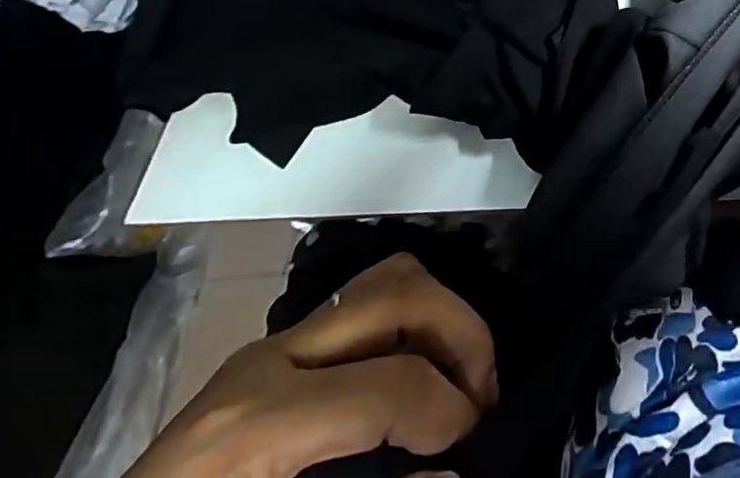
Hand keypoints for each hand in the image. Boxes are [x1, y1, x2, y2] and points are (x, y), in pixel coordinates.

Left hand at [128, 253, 496, 477]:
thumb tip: (451, 469)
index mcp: (256, 425)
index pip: (392, 385)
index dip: (452, 414)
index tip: (473, 450)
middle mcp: (266, 364)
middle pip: (400, 295)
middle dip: (464, 336)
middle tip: (483, 397)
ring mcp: (269, 351)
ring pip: (385, 280)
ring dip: (442, 318)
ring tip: (461, 376)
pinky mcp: (272, 358)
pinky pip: (363, 309)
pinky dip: (412, 325)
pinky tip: (421, 375)